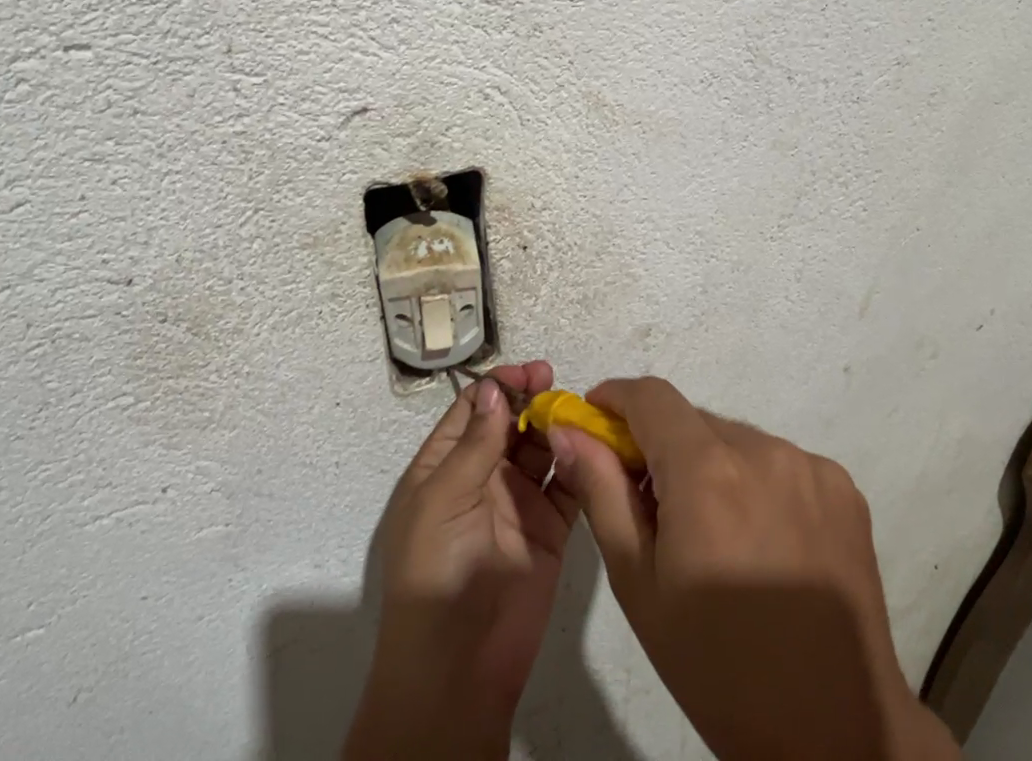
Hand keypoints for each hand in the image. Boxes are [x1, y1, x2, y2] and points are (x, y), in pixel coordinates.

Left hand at [345, 361, 575, 760]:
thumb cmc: (435, 570)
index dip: (497, 386)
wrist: (459, 659)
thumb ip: (474, 445)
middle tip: (555, 380)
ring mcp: (517, 504)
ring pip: (540, 451)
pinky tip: (596, 442)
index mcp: (443, 468)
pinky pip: (568, 487)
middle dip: (530, 399)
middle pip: (509, 425)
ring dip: (556, 425)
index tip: (528, 370)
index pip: (471, 412)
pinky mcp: (550, 530)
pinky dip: (580, 462)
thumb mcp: (442, 499)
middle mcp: (480, 479)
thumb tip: (494, 389)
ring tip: (578, 405)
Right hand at [554, 377, 960, 760]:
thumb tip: (568, 432)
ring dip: (708, 464)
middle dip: (659, 444)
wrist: (831, 724)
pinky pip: (780, 463)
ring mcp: (813, 469)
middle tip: (647, 504)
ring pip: (737, 440)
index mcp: (707, 471)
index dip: (614, 399)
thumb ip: (600, 491)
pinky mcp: (846, 492)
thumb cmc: (714, 660)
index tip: (594, 424)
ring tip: (707, 533)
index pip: (651, 396)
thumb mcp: (636, 580)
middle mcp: (766, 451)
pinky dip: (753, 481)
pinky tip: (755, 539)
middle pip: (694, 420)